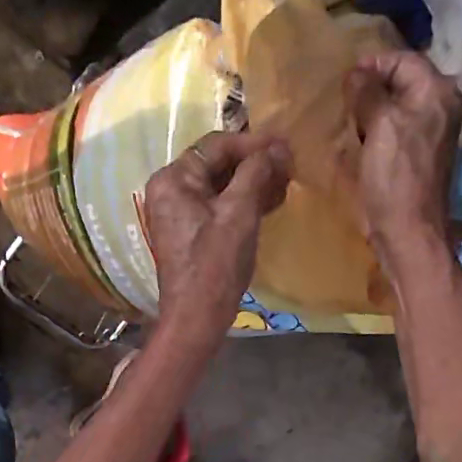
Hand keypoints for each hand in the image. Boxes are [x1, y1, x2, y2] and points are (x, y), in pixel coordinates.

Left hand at [140, 131, 291, 333]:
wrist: (196, 318)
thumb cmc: (215, 266)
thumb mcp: (239, 214)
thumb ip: (256, 174)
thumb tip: (276, 147)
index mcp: (173, 180)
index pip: (217, 145)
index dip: (254, 143)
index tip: (286, 145)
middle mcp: (170, 191)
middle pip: (218, 164)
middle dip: (255, 163)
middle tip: (290, 165)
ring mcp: (179, 213)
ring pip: (221, 186)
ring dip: (253, 183)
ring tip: (286, 183)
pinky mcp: (191, 233)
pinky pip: (219, 206)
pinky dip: (244, 202)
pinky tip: (270, 203)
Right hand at [345, 51, 461, 275]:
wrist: (408, 230)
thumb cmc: (394, 176)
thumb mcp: (379, 125)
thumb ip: (367, 92)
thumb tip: (356, 73)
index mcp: (437, 91)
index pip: (402, 59)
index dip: (371, 65)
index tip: (342, 80)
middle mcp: (441, 106)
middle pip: (401, 82)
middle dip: (370, 88)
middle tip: (341, 100)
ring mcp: (432, 131)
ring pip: (397, 107)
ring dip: (371, 110)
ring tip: (347, 120)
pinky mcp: (420, 154)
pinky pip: (396, 129)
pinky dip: (377, 130)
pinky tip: (359, 141)